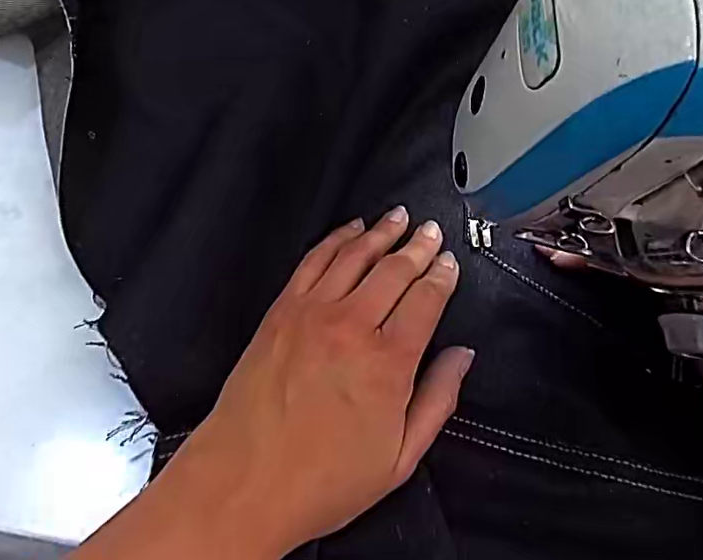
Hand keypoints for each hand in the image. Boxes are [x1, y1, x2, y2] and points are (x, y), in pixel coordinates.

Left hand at [96, 208, 472, 559]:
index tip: (448, 263)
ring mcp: (315, 313)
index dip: (443, 274)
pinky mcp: (284, 309)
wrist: (241, 484)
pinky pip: (316, 259)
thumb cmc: (317, 480)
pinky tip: (351, 229)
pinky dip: (337, 238)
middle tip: (431, 230)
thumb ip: (438, 401)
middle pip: (397, 268)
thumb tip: (461, 359)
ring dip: (383, 231)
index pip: (427, 298)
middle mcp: (353, 328)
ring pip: (358, 255)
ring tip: (399, 217)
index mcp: (387, 364)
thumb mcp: (398, 460)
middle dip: (419, 244)